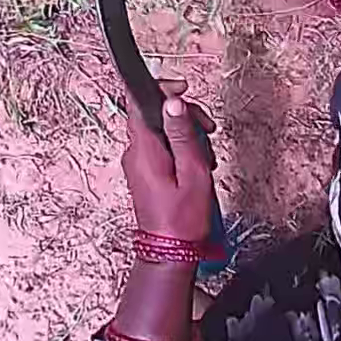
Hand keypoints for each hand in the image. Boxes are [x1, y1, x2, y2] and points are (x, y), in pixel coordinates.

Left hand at [121, 79, 215, 241]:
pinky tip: (195, 164)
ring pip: (160, 131)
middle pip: (155, 115)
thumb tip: (173, 103)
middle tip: (205, 130)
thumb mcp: (192, 171)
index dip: (161, 89)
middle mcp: (135, 153)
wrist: (171, 251)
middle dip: (183, 117)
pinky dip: (179, 149)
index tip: (182, 90)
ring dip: (185, 135)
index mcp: (144, 149)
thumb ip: (182, 134)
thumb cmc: (182, 218)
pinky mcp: (144, 171)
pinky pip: (160, 148)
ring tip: (203, 156)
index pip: (138, 102)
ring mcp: (138, 163)